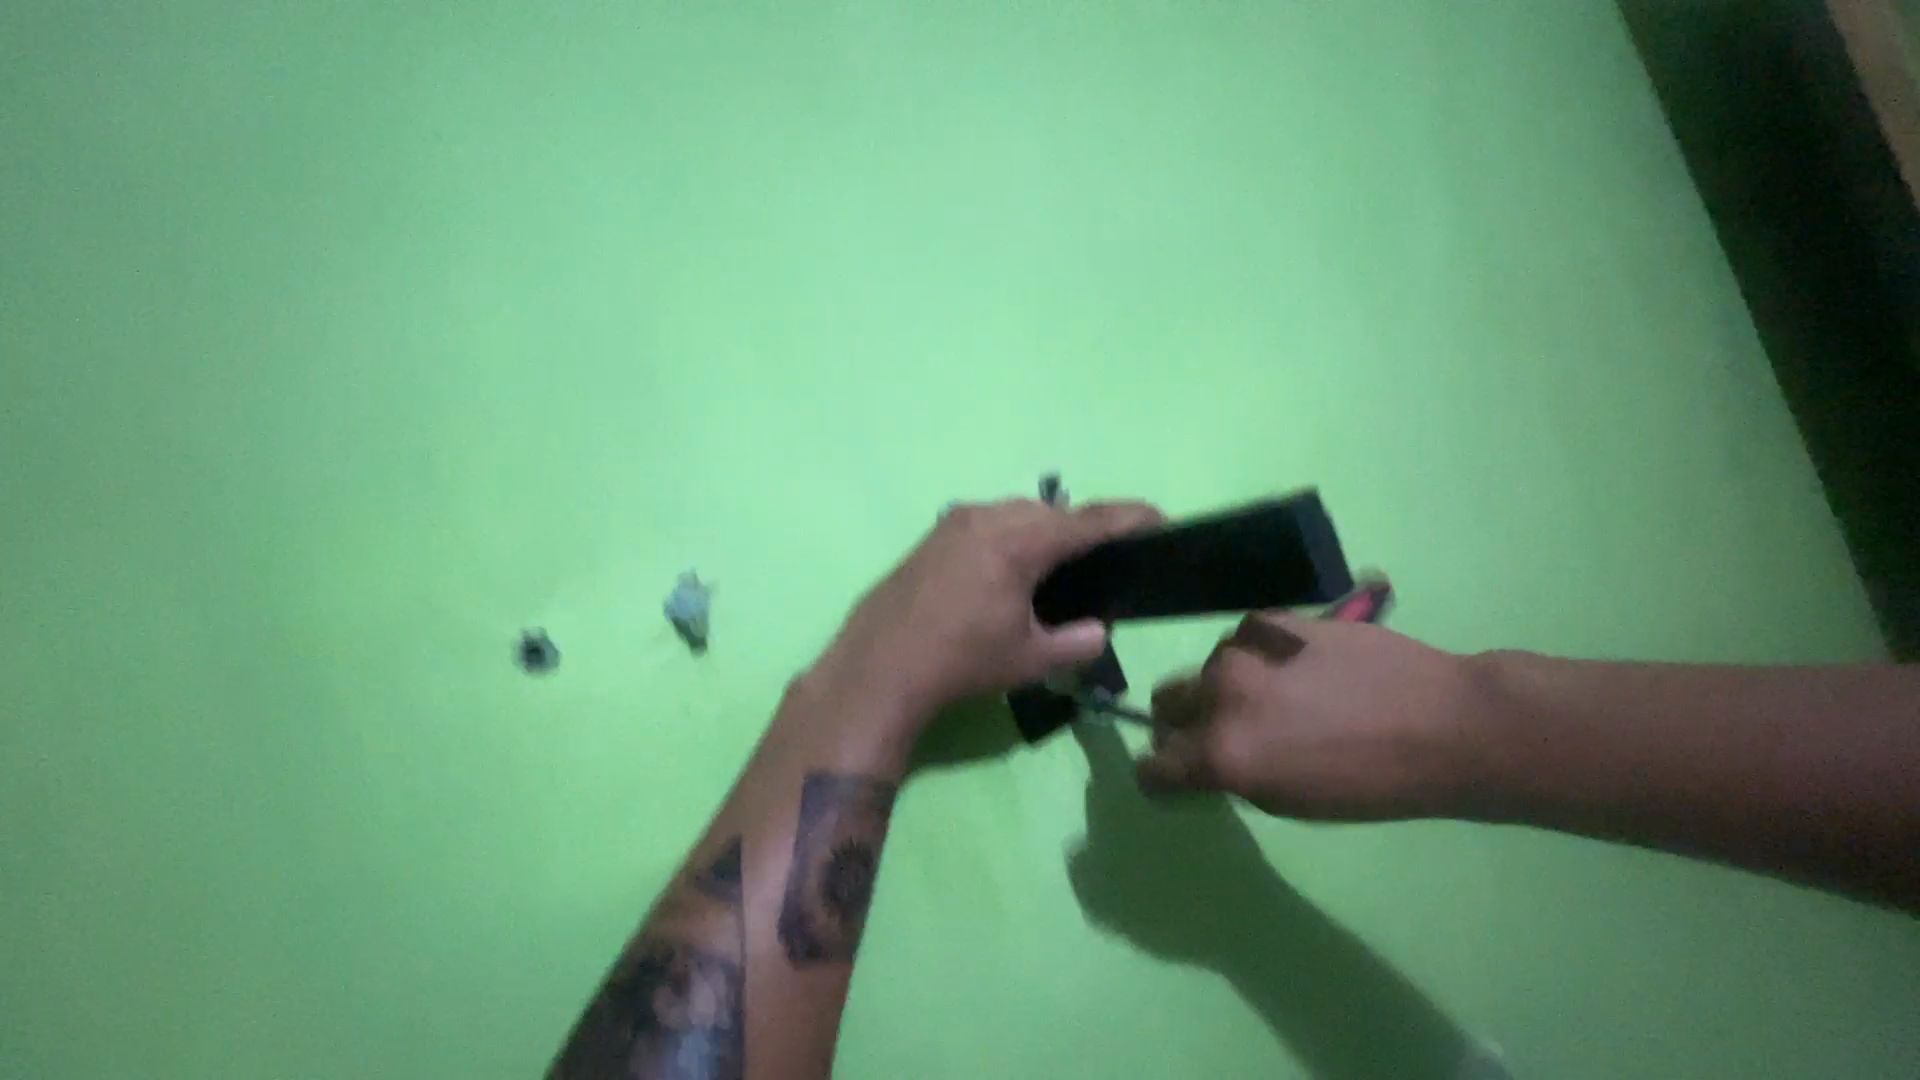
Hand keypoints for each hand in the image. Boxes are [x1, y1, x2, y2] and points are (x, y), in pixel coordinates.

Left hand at [817, 498, 1163, 724]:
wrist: (880, 664)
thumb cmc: (960, 660)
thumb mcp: (1029, 659)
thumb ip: (1076, 643)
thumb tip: (1098, 631)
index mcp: (1019, 542)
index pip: (1088, 521)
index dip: (1128, 518)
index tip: (1160, 518)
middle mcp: (988, 517)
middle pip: (1052, 512)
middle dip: (1083, 528)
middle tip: (1106, 555)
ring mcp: (956, 520)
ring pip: (1018, 512)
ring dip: (1044, 529)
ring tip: (1060, 563)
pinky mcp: (935, 533)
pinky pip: (989, 520)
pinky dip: (1012, 533)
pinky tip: (1012, 566)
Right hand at [1136, 613, 1487, 820]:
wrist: (1446, 723)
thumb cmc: (1372, 784)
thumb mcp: (1289, 803)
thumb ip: (1231, 777)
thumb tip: (1206, 762)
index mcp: (1222, 752)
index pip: (1151, 767)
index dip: (1160, 776)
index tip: (1174, 778)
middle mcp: (1219, 694)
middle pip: (1165, 706)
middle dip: (1181, 724)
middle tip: (1221, 736)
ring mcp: (1243, 648)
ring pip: (1206, 669)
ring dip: (1223, 687)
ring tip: (1275, 697)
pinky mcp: (1272, 620)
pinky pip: (1242, 640)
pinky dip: (1255, 656)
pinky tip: (1295, 666)